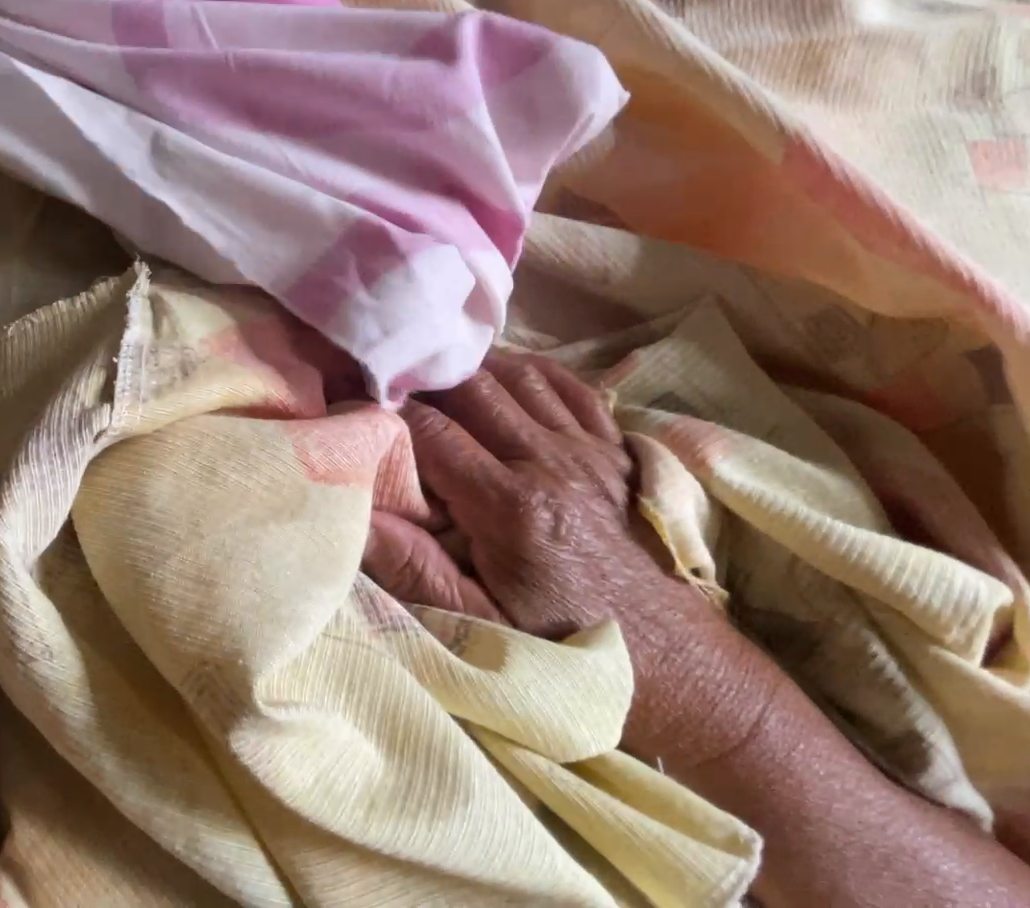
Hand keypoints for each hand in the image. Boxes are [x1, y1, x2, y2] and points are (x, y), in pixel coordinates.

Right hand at [368, 353, 784, 769]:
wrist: (676, 664)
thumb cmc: (563, 645)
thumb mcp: (478, 625)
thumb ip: (414, 567)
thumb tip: (354, 513)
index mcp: (509, 505)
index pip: (430, 431)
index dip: (385, 411)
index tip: (353, 404)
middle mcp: (549, 462)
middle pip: (473, 387)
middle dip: (423, 376)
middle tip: (387, 377)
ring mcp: (588, 451)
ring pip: (520, 376)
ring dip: (473, 366)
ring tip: (434, 368)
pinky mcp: (614, 452)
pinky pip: (571, 387)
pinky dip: (533, 370)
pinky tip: (504, 372)